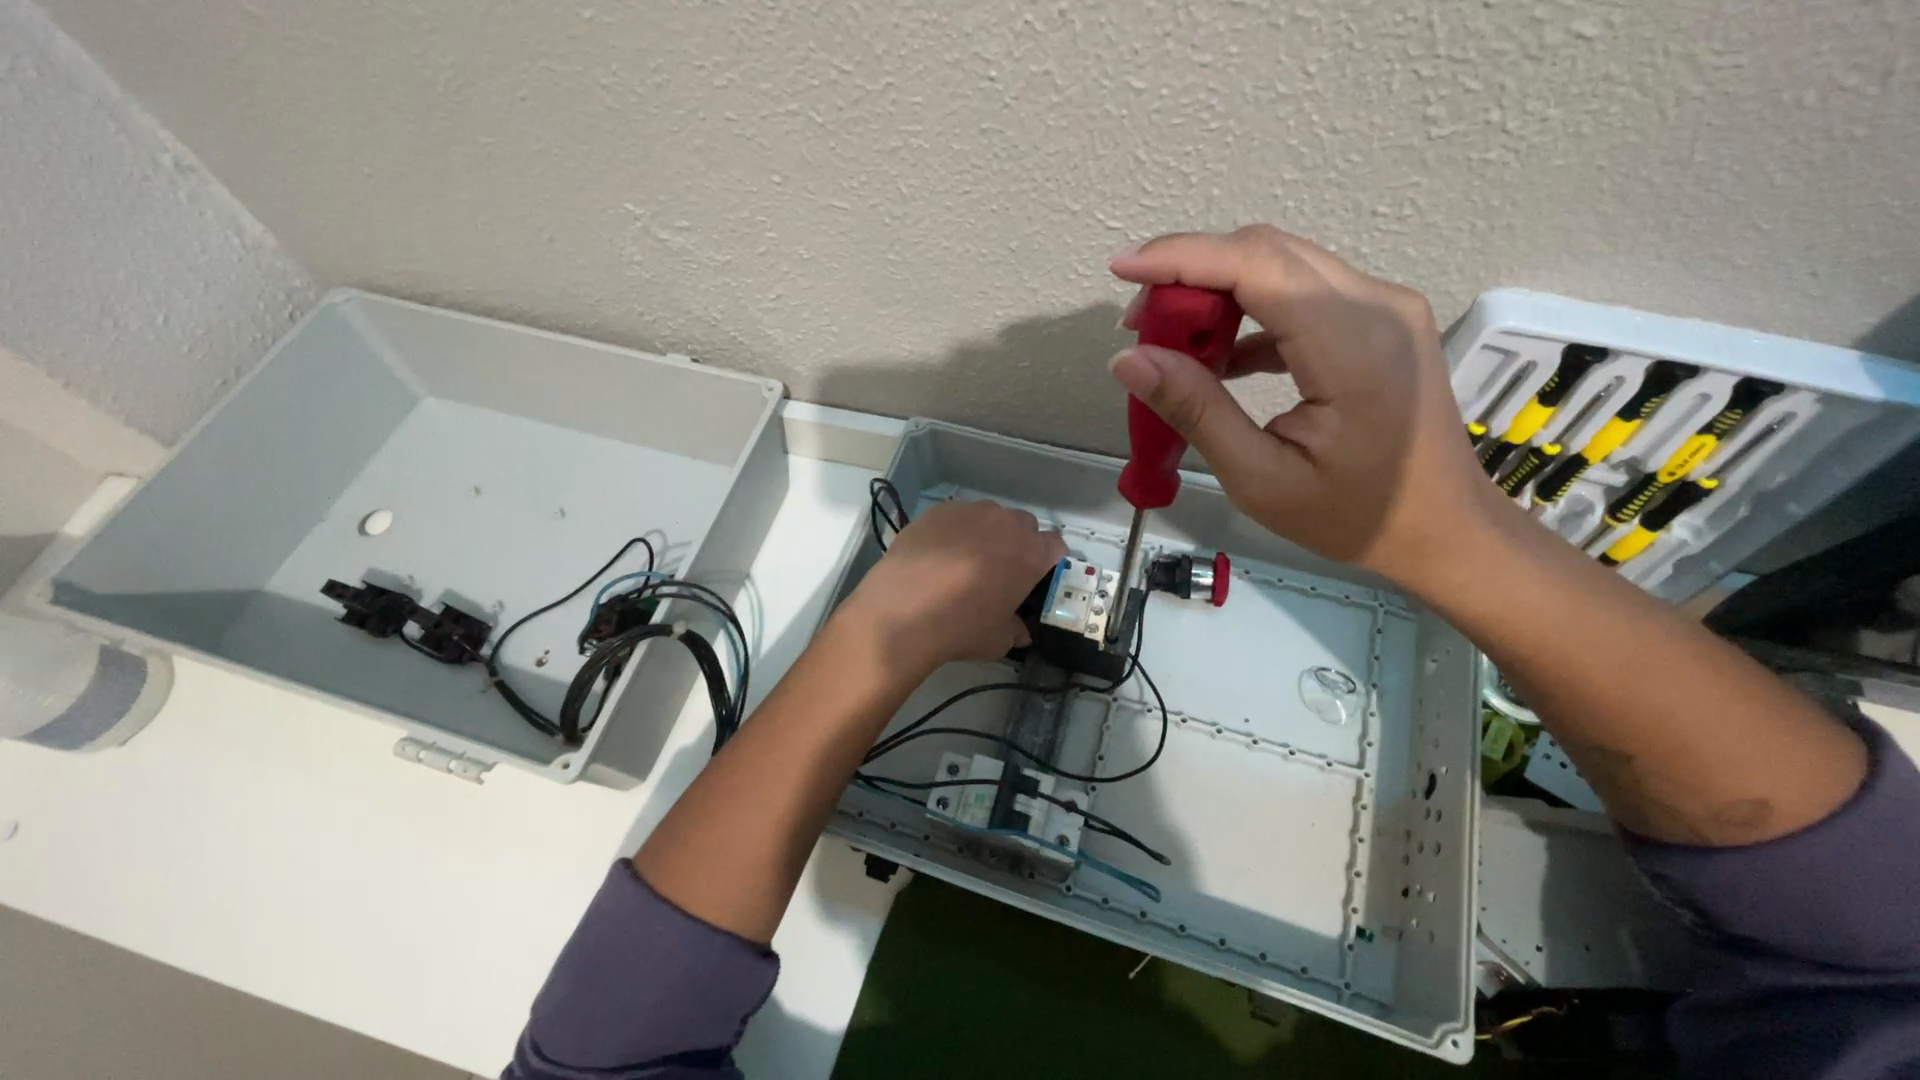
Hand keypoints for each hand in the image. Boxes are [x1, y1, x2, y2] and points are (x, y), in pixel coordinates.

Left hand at [839, 499, 1066, 673]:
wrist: (903, 610)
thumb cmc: (962, 626)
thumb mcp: (998, 640)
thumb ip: (1015, 630)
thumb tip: (1019, 630)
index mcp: (1031, 553)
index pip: (1055, 545)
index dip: (1046, 561)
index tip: (1033, 578)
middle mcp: (1006, 523)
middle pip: (1023, 525)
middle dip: (1016, 543)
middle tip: (999, 571)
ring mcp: (970, 511)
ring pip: (989, 516)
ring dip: (985, 533)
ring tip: (964, 561)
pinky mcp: (937, 510)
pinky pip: (956, 516)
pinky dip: (953, 531)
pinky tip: (936, 555)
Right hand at [1108, 225, 1494, 586]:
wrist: (1444, 529)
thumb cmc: (1355, 516)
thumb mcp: (1260, 478)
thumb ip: (1196, 410)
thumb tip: (1128, 359)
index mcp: (1353, 345)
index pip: (1256, 265)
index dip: (1181, 258)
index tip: (1121, 270)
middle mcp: (1376, 304)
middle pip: (1265, 252)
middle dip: (1190, 273)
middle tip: (1139, 324)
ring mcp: (1384, 306)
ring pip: (1281, 264)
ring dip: (1217, 288)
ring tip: (1170, 340)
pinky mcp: (1379, 318)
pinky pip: (1301, 290)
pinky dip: (1250, 310)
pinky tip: (1219, 356)